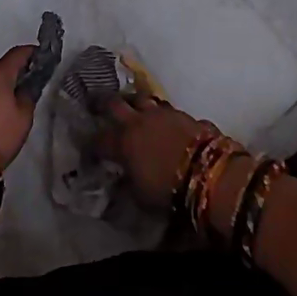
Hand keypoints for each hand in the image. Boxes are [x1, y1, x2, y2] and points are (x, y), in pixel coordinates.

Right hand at [101, 95, 218, 207]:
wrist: (209, 174)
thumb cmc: (168, 191)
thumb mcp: (141, 197)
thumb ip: (128, 183)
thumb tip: (122, 179)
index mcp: (122, 142)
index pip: (98, 140)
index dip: (90, 144)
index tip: (87, 148)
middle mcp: (137, 121)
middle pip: (114, 103)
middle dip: (102, 103)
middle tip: (96, 104)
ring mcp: (161, 114)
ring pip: (141, 99)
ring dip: (134, 103)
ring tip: (132, 107)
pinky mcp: (183, 114)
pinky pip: (166, 110)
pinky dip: (161, 115)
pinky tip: (163, 121)